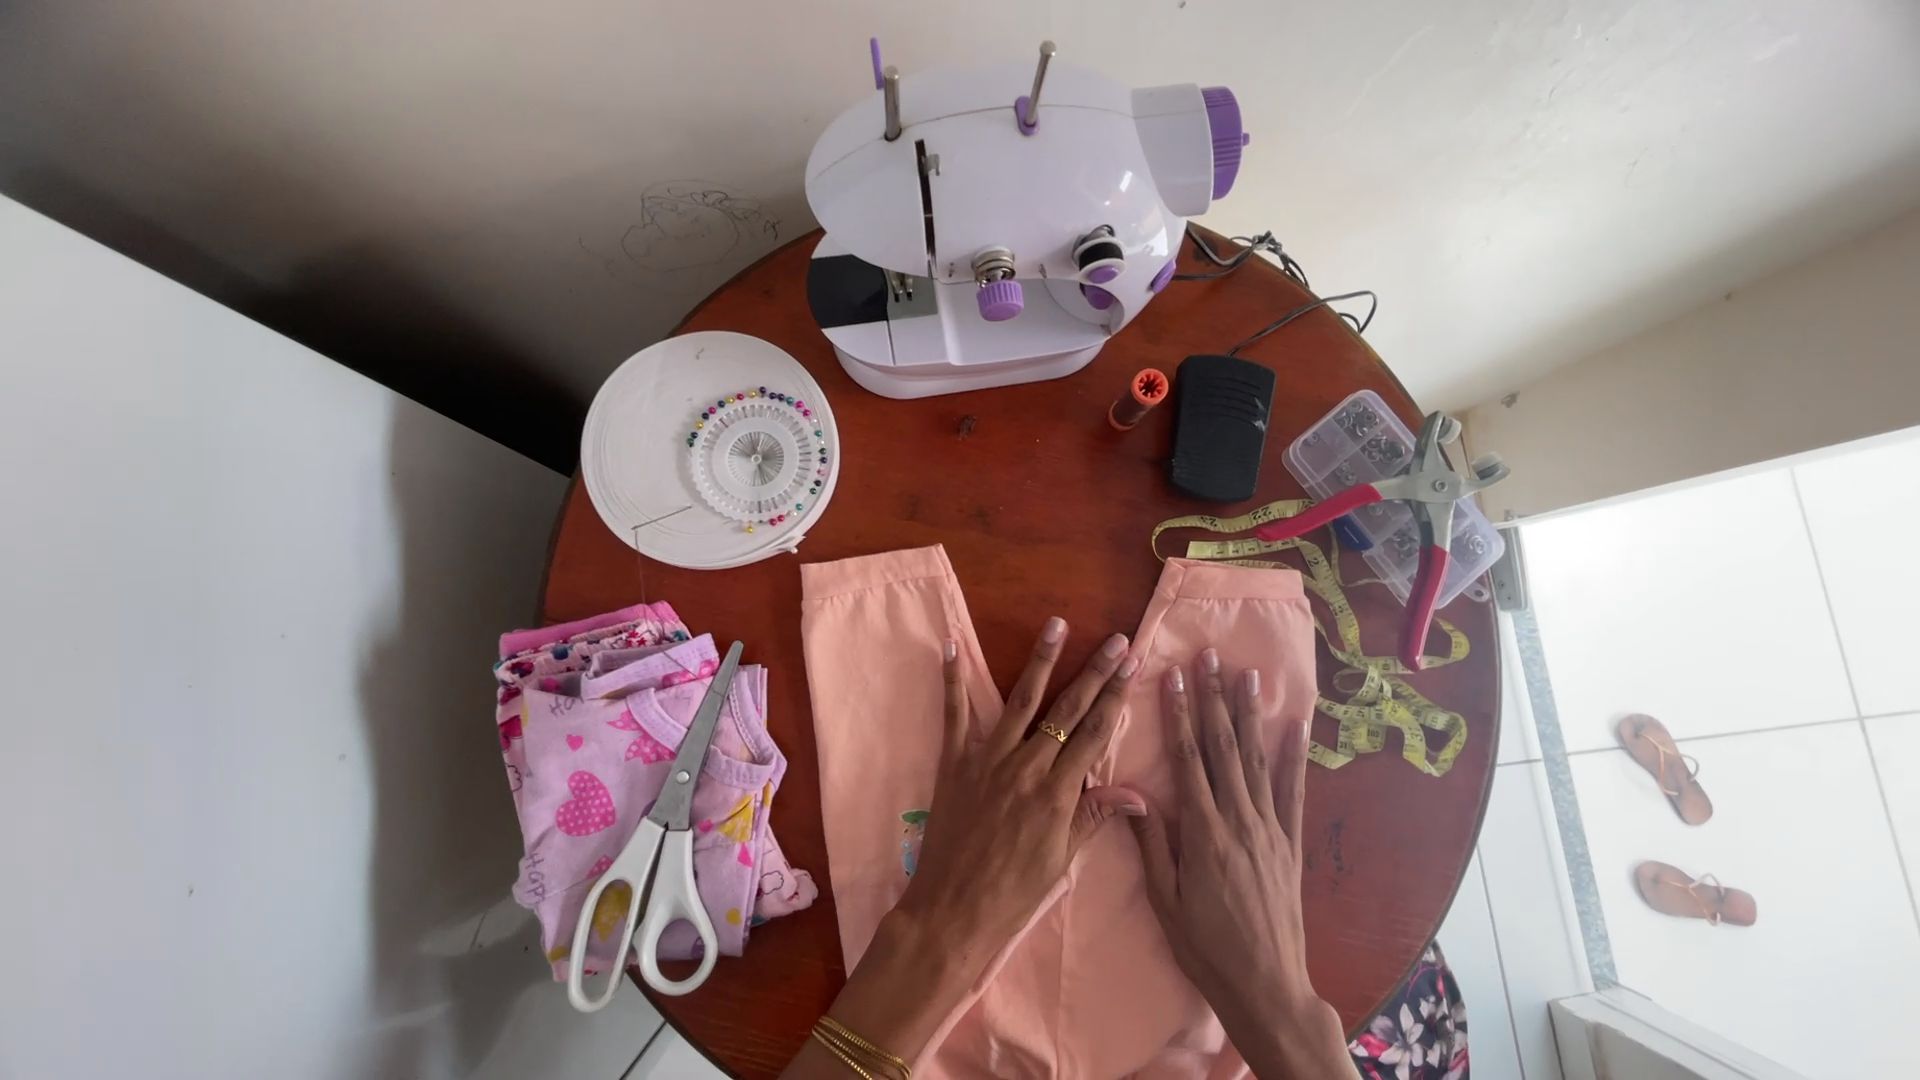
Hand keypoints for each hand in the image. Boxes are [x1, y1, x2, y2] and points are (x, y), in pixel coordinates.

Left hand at [783, 618, 1141, 1077]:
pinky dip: (952, 679)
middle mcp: (1026, 766)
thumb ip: (1095, 815)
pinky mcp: (955, 761)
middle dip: (1094, 672)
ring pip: (1019, 700)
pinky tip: (950, 645)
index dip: (1116, 697)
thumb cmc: (1015, 890)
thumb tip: (1139, 793)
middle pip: (1066, 710)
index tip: (1132, 666)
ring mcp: (987, 759)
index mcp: (1058, 792)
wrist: (954, 909)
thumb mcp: (1063, 858)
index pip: (1094, 734)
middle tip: (1116, 640)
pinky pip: (954, 713)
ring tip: (1056, 624)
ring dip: (1040, 660)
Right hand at [1126, 650, 1352, 1079]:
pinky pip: (1294, 792)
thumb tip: (1135, 793)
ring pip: (1257, 759)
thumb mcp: (1165, 900)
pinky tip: (1296, 724)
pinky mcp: (1290, 843)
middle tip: (1209, 657)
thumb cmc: (1205, 946)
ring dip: (1250, 714)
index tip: (1174, 677)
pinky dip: (1295, 756)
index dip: (1178, 715)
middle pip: (1223, 748)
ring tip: (1247, 674)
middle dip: (1213, 698)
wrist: (1267, 987)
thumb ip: (1152, 844)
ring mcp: (1270, 829)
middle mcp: (1239, 819)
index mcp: (1203, 832)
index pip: (1187, 759)